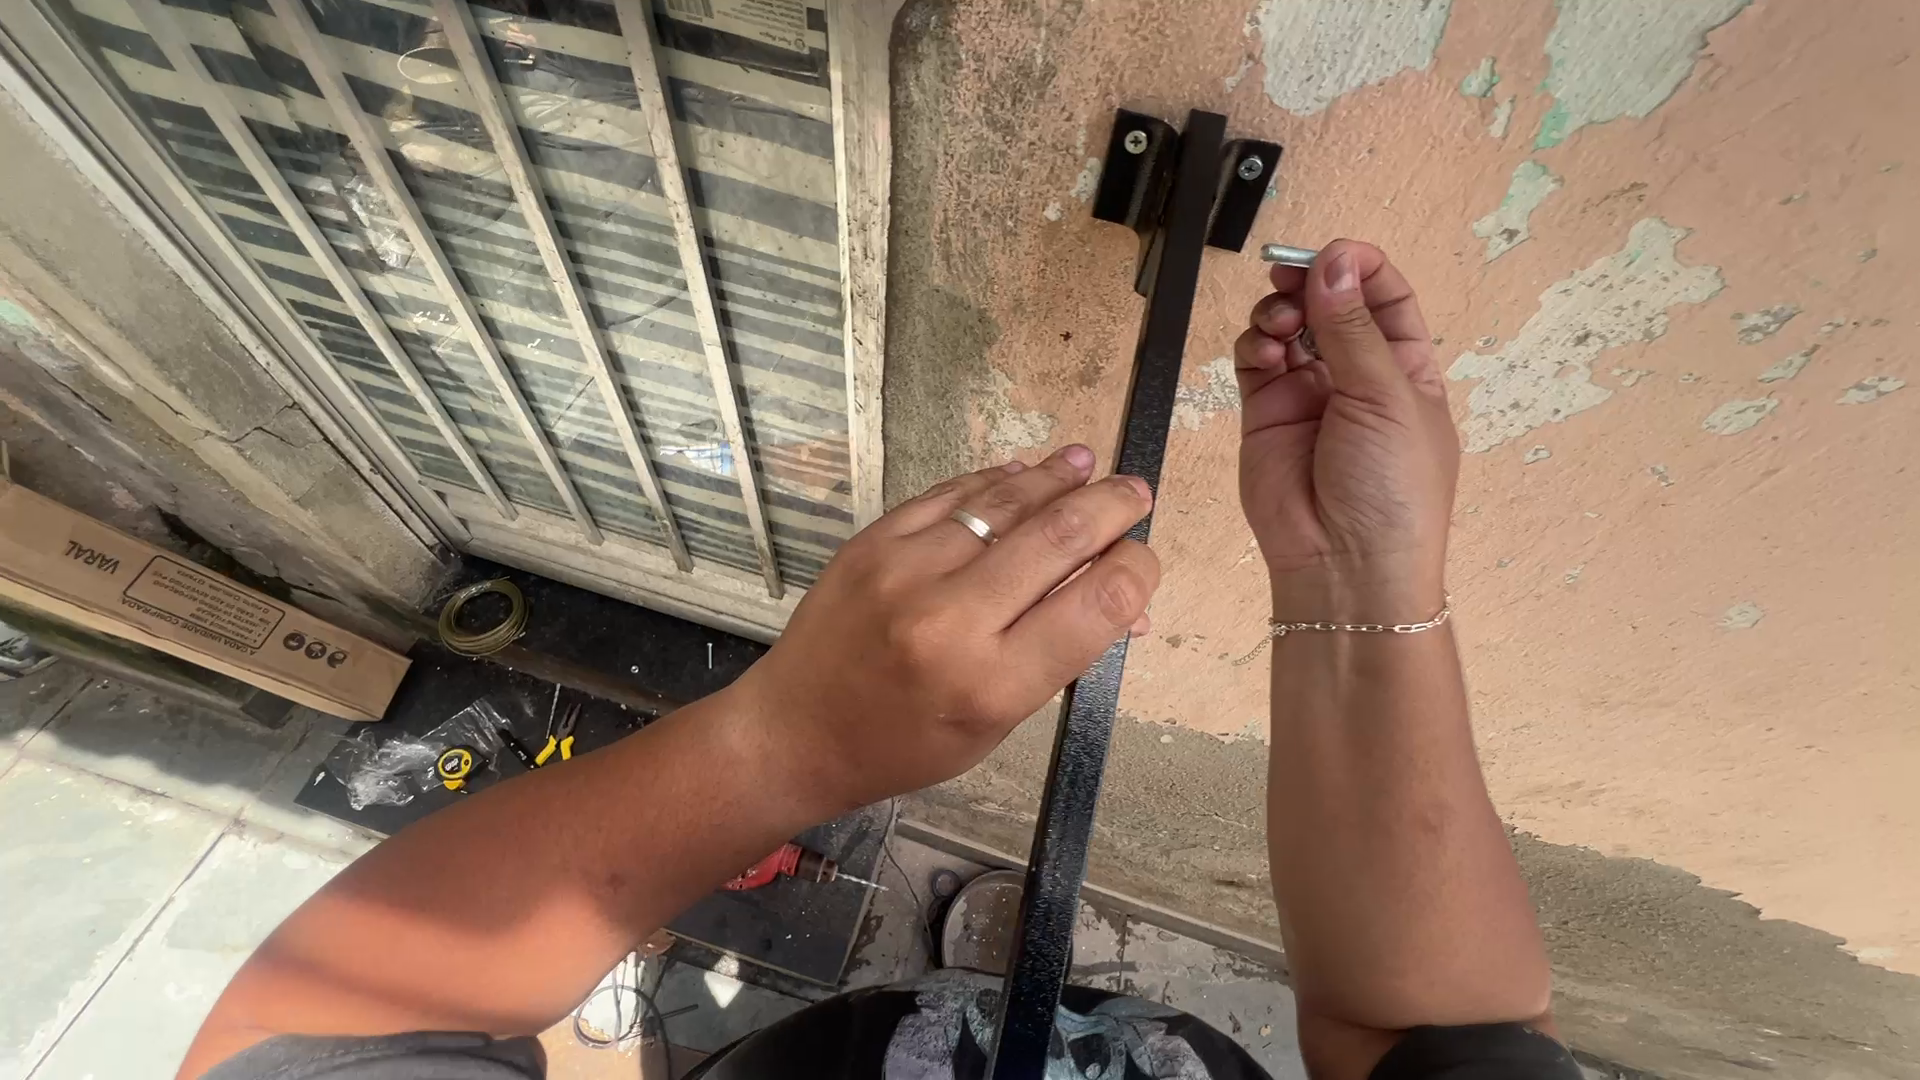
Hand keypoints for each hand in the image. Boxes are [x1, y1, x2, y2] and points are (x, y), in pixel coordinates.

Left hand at [729, 447, 1159, 814]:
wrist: (795, 730)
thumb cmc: (903, 745)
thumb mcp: (995, 727)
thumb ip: (1060, 658)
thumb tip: (1128, 604)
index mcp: (993, 683)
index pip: (1098, 603)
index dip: (1138, 569)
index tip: (1143, 559)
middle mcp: (952, 619)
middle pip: (1060, 536)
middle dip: (1112, 506)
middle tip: (1135, 492)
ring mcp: (906, 570)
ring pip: (1006, 501)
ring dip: (1058, 477)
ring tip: (1089, 465)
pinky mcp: (873, 541)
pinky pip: (952, 494)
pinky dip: (995, 480)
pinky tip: (1022, 471)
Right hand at [1234, 240, 1458, 608]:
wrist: (1341, 560)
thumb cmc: (1389, 486)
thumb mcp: (1386, 397)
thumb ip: (1352, 328)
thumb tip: (1334, 261)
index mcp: (1404, 367)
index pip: (1383, 297)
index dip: (1359, 269)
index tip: (1332, 255)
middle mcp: (1353, 375)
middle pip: (1329, 306)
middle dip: (1310, 284)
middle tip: (1289, 277)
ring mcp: (1305, 394)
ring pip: (1286, 328)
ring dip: (1279, 312)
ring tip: (1278, 326)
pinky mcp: (1264, 414)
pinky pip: (1254, 362)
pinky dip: (1254, 345)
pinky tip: (1262, 351)